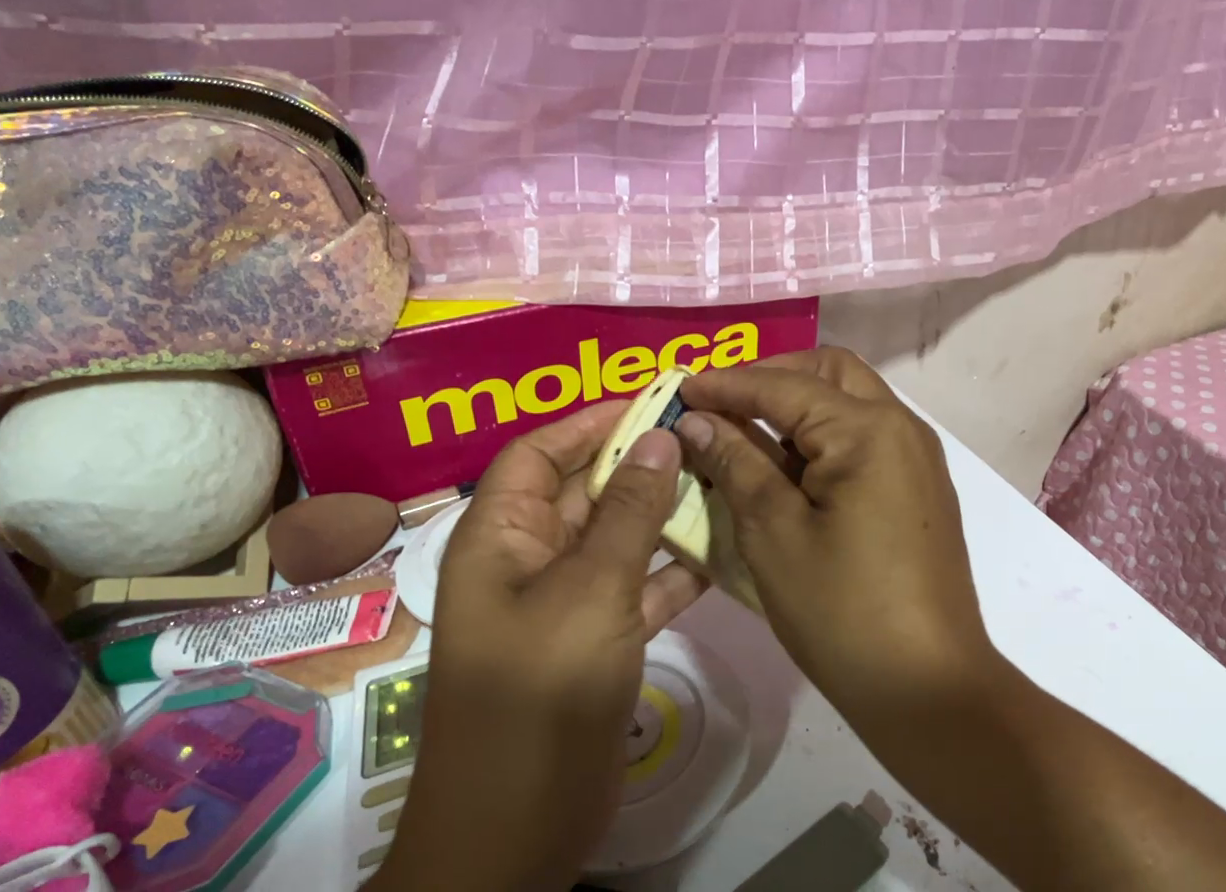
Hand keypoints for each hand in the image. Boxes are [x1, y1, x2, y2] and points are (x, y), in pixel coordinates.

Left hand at [376, 402, 704, 891]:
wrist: (519, 824)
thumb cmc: (541, 689)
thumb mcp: (589, 589)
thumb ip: (628, 512)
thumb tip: (661, 437)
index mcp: (501, 537)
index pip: (539, 454)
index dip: (591, 422)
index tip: (655, 400)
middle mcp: (528, 562)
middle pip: (584, 492)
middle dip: (638, 464)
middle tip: (706, 436)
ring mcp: (564, 605)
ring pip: (617, 540)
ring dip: (663, 516)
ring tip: (724, 482)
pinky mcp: (596, 643)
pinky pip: (636, 589)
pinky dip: (672, 572)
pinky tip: (722, 553)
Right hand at [675, 347, 1000, 723]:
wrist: (929, 686)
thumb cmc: (842, 610)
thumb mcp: (773, 532)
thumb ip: (736, 463)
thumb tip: (700, 420)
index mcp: (868, 429)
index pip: (784, 385)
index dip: (727, 383)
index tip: (679, 388)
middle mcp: (902, 428)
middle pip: (830, 374)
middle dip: (772, 379)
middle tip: (722, 406)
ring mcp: (917, 460)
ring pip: (850, 404)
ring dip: (798, 410)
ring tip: (744, 439)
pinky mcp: (918, 491)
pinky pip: (865, 441)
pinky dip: (822, 441)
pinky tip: (785, 474)